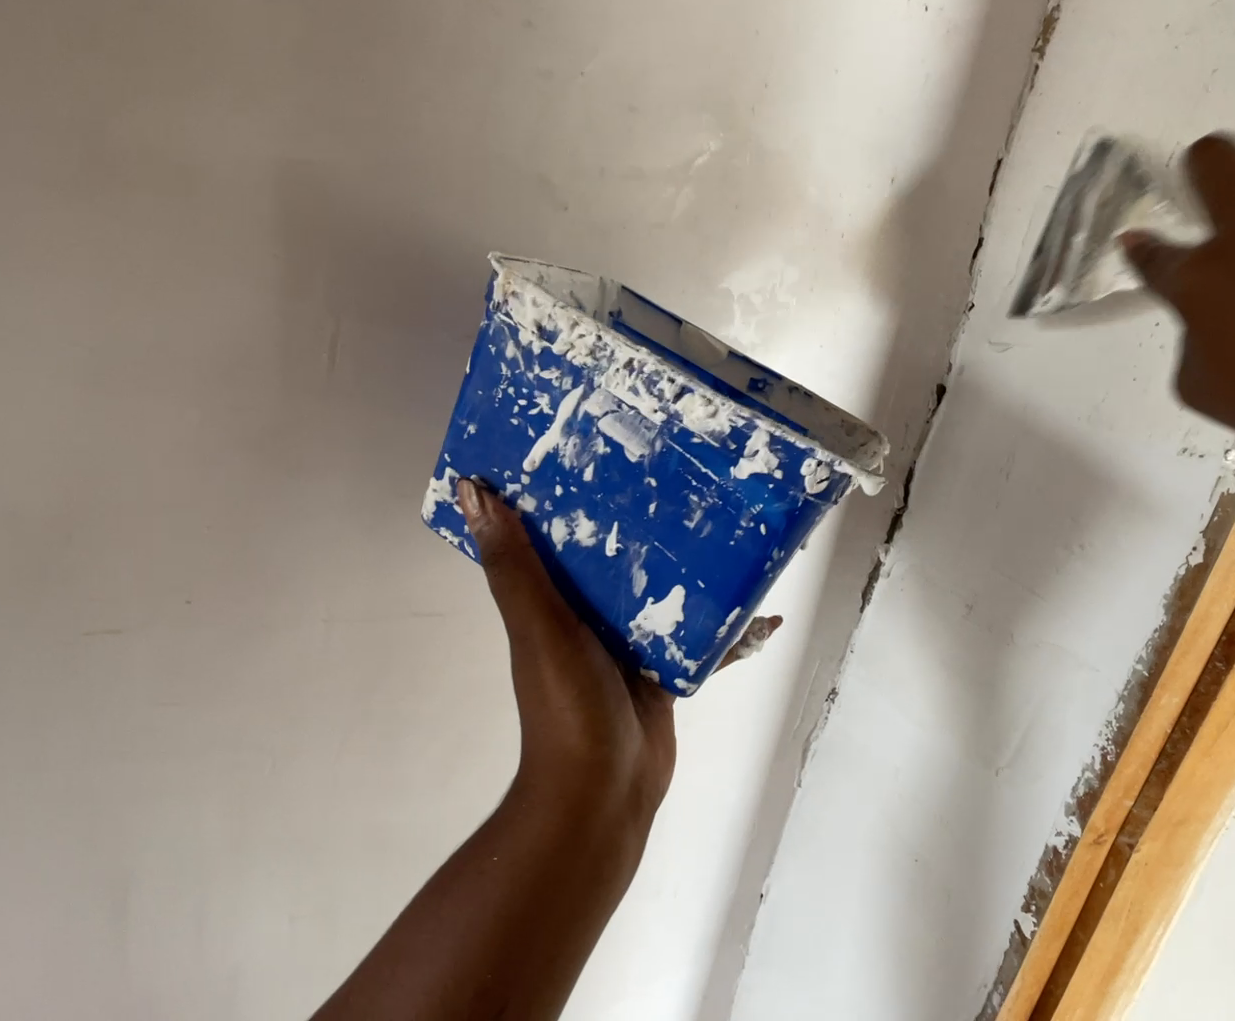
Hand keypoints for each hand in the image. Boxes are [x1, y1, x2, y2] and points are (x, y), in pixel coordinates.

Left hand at [453, 479, 778, 822]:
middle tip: (682, 473)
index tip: (595, 441)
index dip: (567, 490)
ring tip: (729, 523)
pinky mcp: (664, 669)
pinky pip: (696, 636)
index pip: (556, 532)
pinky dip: (724, 626)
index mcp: (549, 600)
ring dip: (687, 565)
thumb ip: (514, 565)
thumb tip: (472, 490)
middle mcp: (585, 615)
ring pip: (659, 591)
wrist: (605, 793)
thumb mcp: (539, 627)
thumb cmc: (567, 705)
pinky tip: (763, 611)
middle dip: (642, 521)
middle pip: (615, 556)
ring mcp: (627, 644)